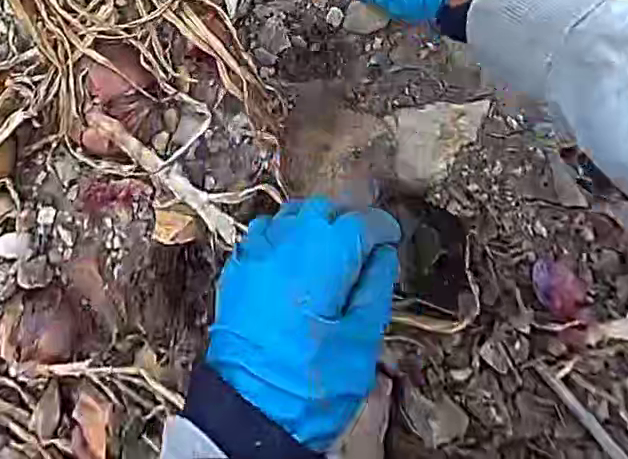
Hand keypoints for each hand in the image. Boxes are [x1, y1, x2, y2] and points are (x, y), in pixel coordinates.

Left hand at [206, 198, 400, 449]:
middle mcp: (289, 240)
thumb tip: (383, 254)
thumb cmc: (309, 386)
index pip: (362, 222)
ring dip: (315, 225)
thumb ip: (377, 288)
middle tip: (363, 247)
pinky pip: (265, 233)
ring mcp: (259, 251)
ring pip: (294, 214)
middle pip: (326, 210)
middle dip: (349, 222)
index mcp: (325, 255)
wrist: (247, 417)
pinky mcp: (237, 268)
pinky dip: (283, 236)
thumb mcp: (362, 341)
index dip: (382, 228)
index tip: (390, 239)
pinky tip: (292, 259)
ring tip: (329, 252)